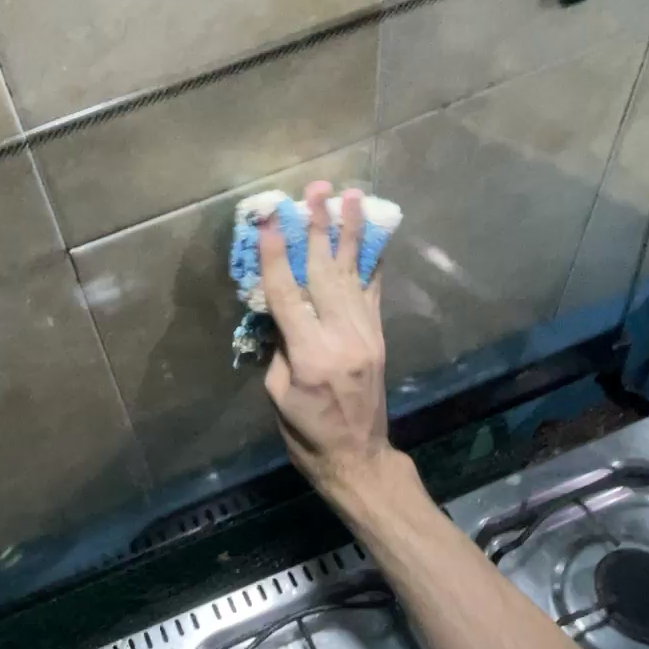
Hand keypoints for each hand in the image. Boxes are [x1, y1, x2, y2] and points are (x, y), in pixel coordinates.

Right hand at [259, 181, 403, 507]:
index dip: (276, 254)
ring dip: (348, 231)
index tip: (270, 218)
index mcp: (309, 355)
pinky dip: (370, 260)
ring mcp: (365, 334)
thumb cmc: (306, 434)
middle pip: (323, 272)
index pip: (287, 293)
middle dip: (316, 227)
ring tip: (349, 194)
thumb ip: (279, 347)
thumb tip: (279, 309)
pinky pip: (373, 291)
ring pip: (352, 273)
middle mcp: (341, 337)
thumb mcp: (278, 394)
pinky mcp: (378, 337)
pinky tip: (370, 233)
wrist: (358, 459)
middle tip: (314, 189)